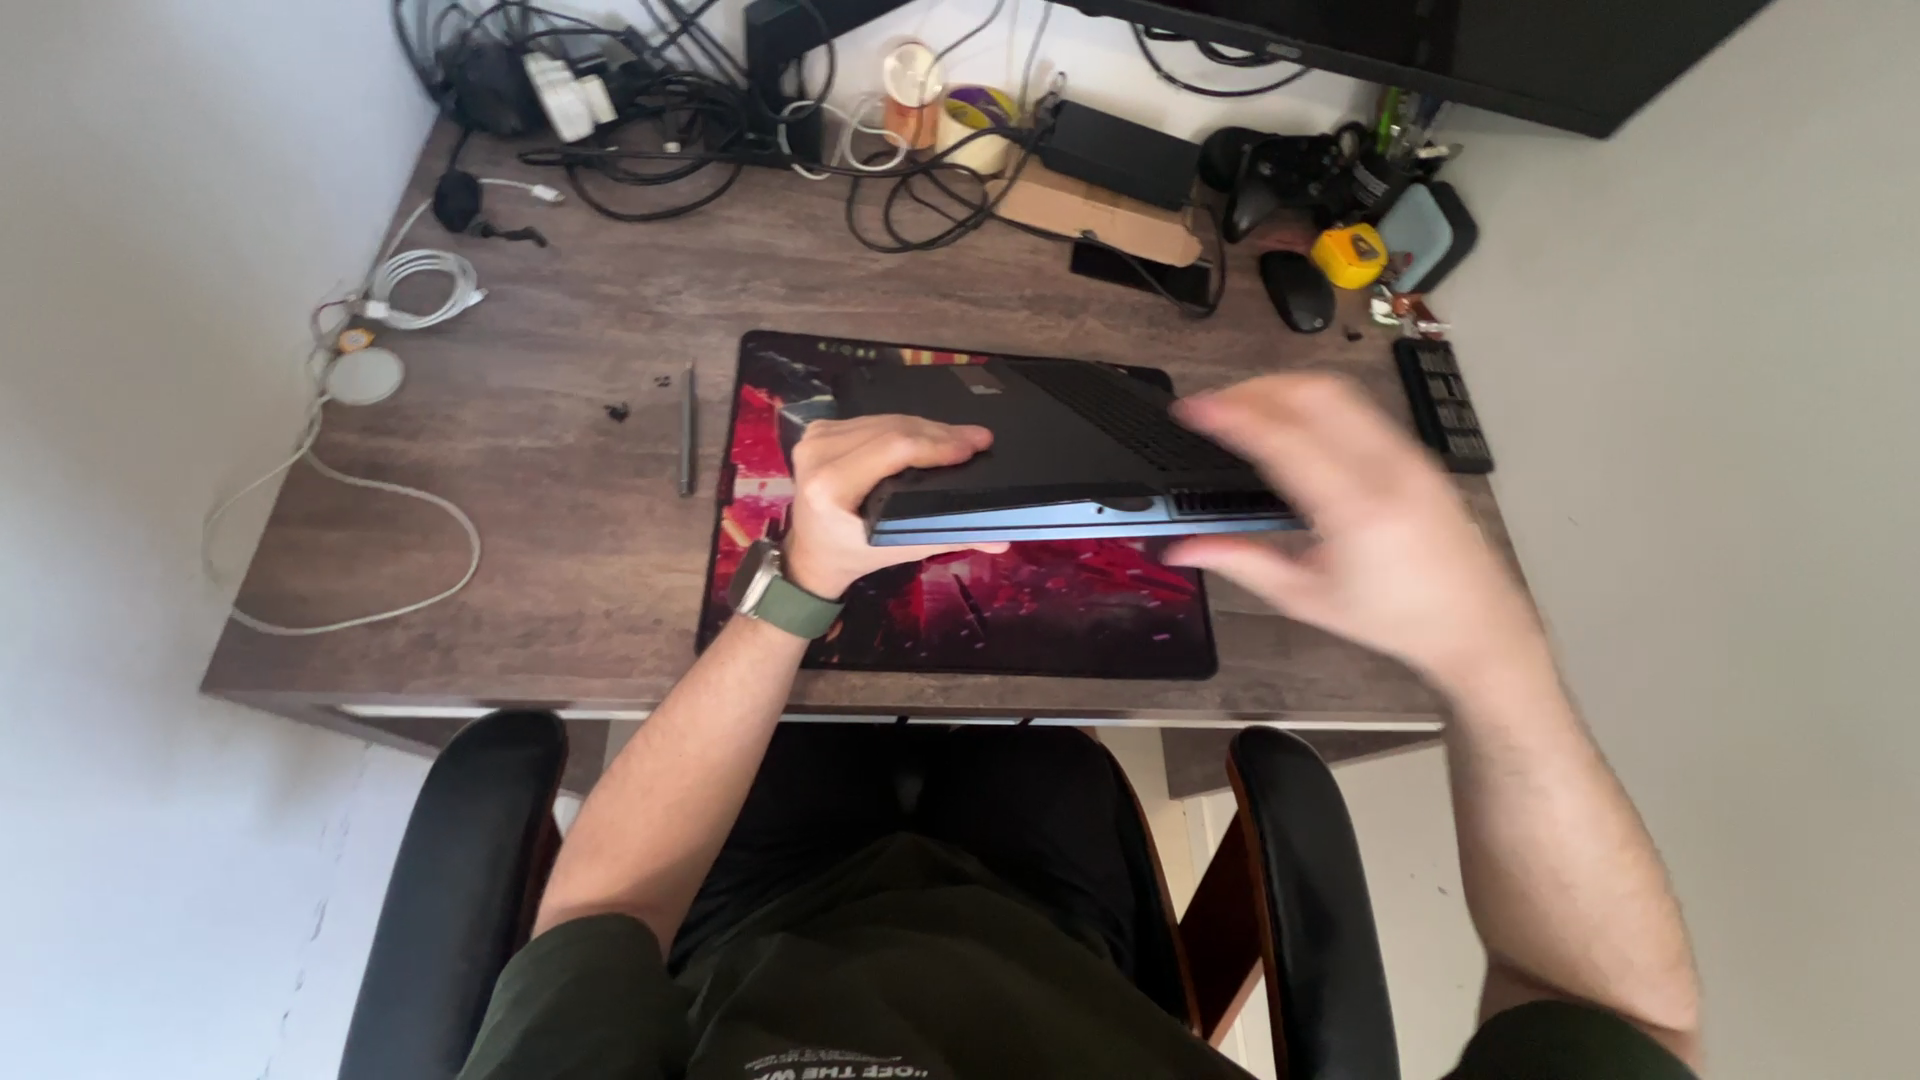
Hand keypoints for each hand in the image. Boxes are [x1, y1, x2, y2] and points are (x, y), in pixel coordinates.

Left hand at [782, 414, 1009, 598]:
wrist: (812, 552)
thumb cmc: (855, 554)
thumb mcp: (900, 549)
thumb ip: (949, 538)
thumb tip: (1001, 539)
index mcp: (830, 486)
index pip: (893, 448)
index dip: (937, 443)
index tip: (974, 444)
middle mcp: (818, 454)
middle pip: (892, 428)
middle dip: (940, 433)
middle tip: (979, 439)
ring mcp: (815, 438)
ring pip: (885, 419)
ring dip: (927, 427)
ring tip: (961, 436)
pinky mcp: (820, 430)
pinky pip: (873, 419)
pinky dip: (905, 426)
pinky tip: (931, 433)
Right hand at [1164, 374, 1543, 691]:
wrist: (1474, 624)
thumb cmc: (1395, 616)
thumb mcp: (1304, 596)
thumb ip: (1239, 562)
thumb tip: (1183, 549)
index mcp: (1355, 510)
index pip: (1283, 439)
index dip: (1231, 415)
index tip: (1194, 408)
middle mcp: (1387, 471)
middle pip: (1312, 393)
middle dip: (1253, 388)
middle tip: (1214, 405)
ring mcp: (1408, 456)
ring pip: (1337, 391)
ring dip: (1282, 389)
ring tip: (1243, 408)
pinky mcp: (1415, 455)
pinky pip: (1357, 407)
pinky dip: (1311, 401)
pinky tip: (1288, 422)